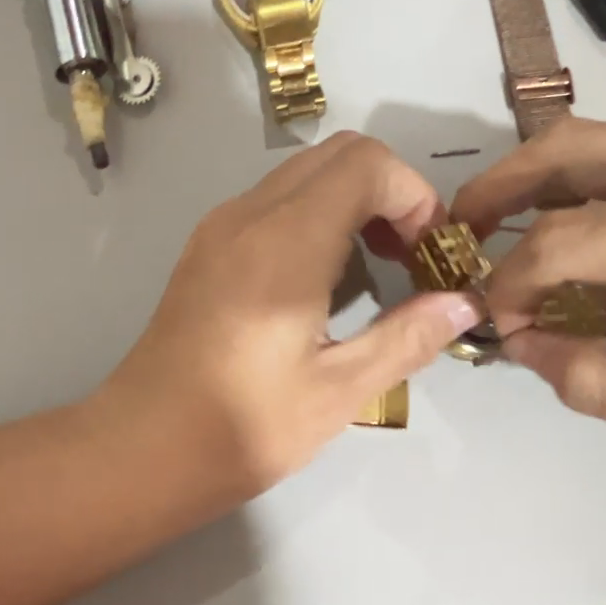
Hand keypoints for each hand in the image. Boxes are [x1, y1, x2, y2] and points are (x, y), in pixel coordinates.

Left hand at [99, 134, 482, 502]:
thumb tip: (462, 302)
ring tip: (368, 272)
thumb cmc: (243, 425)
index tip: (426, 256)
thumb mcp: (339, 390)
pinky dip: (310, 218)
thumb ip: (408, 336)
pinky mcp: (202, 251)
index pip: (367, 163)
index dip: (413, 195)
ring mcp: (217, 229)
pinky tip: (318, 284)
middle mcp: (247, 215)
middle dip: (385, 192)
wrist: (142, 447)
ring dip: (347, 203)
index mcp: (287, 238)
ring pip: (299, 177)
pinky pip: (269, 204)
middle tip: (405, 260)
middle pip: (334, 156)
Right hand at [452, 118, 605, 537]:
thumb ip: (597, 378)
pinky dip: (590, 204)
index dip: (516, 275)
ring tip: (496, 241)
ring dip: (543, 190)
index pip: (586, 233)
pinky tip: (571, 251)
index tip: (481, 319)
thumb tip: (511, 339)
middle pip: (590, 147)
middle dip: (507, 186)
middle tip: (454, 232)